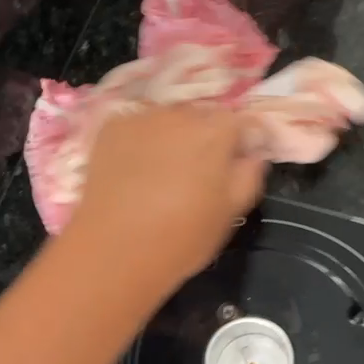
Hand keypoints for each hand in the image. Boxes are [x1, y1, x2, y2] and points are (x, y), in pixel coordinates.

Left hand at [66, 104, 267, 293]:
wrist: (114, 249)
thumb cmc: (181, 237)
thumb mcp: (230, 214)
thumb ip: (249, 174)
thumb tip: (253, 154)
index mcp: (217, 131)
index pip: (242, 122)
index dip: (244, 143)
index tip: (239, 164)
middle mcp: (181, 113)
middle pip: (203, 117)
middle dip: (207, 138)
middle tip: (199, 174)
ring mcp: (142, 117)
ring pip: (168, 119)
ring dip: (172, 137)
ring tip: (163, 172)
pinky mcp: (111, 127)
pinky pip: (136, 126)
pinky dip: (141, 140)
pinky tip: (135, 169)